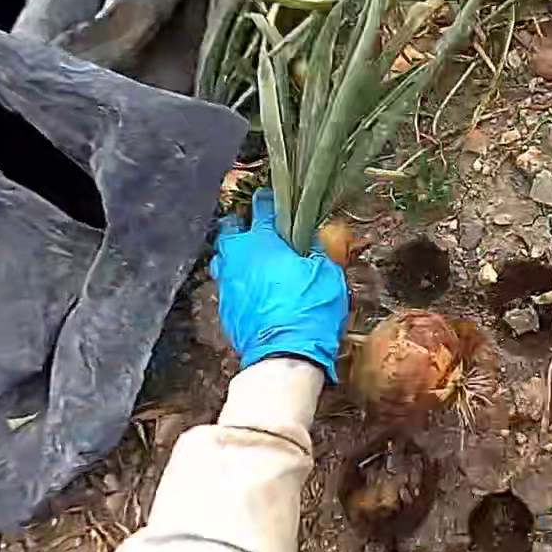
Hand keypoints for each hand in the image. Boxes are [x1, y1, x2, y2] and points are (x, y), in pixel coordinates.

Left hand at [211, 189, 349, 378]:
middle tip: (259, 227)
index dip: (269, 200)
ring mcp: (228, 283)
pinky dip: (240, 279)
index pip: (263, 210)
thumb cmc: (310, 309)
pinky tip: (254, 286)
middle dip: (243, 224)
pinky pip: (229, 283)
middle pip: (231, 229)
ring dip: (237, 253)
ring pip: (224, 257)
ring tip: (253, 257)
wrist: (284, 354)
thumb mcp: (327, 274)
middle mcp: (238, 258)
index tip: (274, 197)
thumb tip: (311, 239)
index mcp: (263, 243)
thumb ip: (317, 251)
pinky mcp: (225, 306)